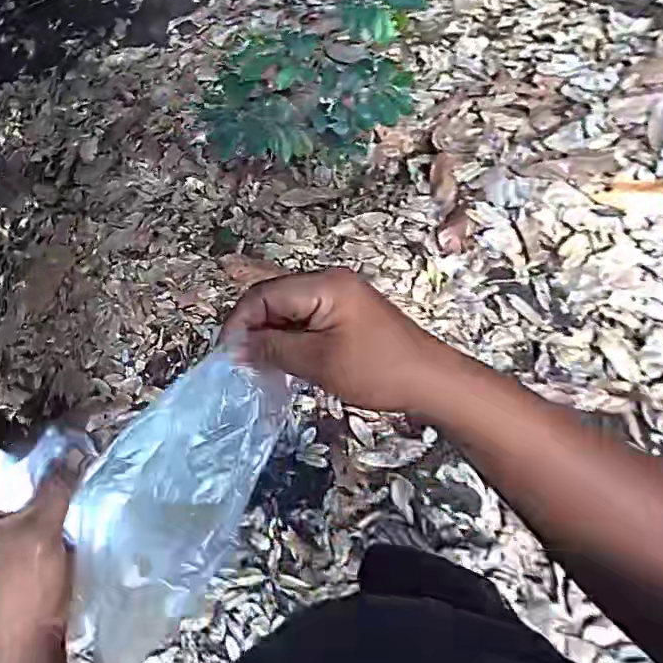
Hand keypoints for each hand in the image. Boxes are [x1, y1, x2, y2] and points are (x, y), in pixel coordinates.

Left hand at [0, 454, 81, 639]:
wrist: (35, 637)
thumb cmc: (27, 582)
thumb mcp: (40, 528)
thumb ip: (57, 488)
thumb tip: (77, 451)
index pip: (17, 459)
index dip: (43, 444)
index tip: (72, 429)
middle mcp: (9, 508)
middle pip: (37, 473)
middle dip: (62, 459)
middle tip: (90, 440)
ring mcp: (30, 523)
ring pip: (53, 489)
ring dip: (73, 477)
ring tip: (96, 455)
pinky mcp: (50, 537)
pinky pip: (65, 507)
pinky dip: (79, 496)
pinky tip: (97, 483)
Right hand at [221, 268, 471, 417]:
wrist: (434, 382)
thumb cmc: (379, 371)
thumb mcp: (318, 362)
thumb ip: (273, 349)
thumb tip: (237, 347)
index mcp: (323, 284)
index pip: (263, 294)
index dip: (239, 322)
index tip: (227, 352)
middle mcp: (328, 280)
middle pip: (273, 297)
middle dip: (252, 327)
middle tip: (240, 360)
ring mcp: (338, 293)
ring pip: (286, 308)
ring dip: (269, 333)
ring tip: (258, 362)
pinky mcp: (344, 309)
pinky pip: (303, 316)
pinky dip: (288, 335)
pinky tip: (283, 357)